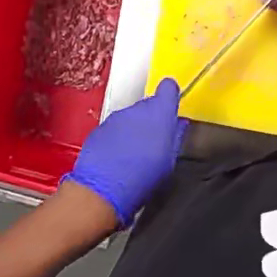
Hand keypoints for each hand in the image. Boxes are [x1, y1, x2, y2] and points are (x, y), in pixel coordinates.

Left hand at [63, 78, 188, 225]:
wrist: (102, 188)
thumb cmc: (142, 177)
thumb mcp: (169, 161)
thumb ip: (175, 137)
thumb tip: (178, 125)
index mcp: (159, 113)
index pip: (168, 88)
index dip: (170, 95)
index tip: (171, 105)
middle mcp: (136, 109)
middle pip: (148, 105)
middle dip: (152, 119)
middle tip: (155, 142)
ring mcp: (115, 118)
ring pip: (130, 117)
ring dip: (134, 129)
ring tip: (136, 154)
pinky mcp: (99, 128)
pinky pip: (114, 128)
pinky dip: (118, 138)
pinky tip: (119, 158)